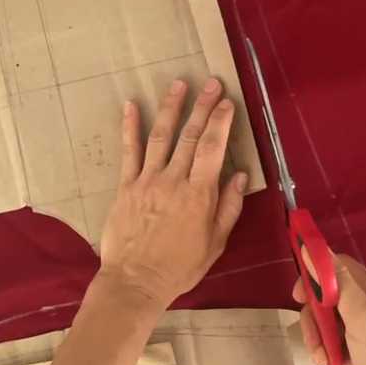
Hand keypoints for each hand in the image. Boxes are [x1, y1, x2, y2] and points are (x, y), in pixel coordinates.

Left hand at [96, 79, 248, 310]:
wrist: (135, 282)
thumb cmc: (180, 267)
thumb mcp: (215, 243)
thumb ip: (228, 207)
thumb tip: (239, 175)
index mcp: (199, 195)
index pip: (213, 149)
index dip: (221, 122)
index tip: (227, 102)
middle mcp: (173, 181)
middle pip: (191, 137)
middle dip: (203, 107)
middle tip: (211, 82)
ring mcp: (147, 181)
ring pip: (161, 137)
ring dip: (171, 108)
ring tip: (178, 85)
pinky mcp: (126, 186)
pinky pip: (128, 152)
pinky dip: (129, 127)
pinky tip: (131, 105)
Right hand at [296, 253, 365, 364]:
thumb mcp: (363, 317)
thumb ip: (341, 283)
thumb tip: (315, 249)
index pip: (336, 265)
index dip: (313, 276)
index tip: (298, 297)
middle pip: (329, 294)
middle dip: (314, 314)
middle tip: (312, 337)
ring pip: (330, 320)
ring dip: (319, 336)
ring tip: (322, 357)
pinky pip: (337, 341)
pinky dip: (329, 350)